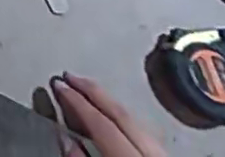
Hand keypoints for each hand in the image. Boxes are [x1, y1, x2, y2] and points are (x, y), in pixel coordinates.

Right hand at [51, 74, 165, 156]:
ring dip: (106, 100)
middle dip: (91, 90)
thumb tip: (66, 139)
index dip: (76, 101)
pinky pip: (141, 128)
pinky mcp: (167, 155)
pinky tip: (110, 113)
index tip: (57, 84)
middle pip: (120, 112)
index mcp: (133, 155)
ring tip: (84, 88)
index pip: (101, 123)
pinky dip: (121, 115)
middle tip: (68, 75)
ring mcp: (163, 153)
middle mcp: (152, 151)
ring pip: (133, 117)